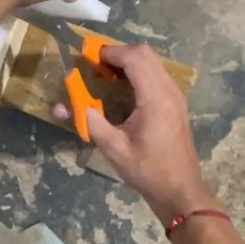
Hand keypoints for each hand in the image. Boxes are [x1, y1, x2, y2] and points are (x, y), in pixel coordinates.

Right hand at [69, 43, 214, 223]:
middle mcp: (169, 90)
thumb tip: (64, 105)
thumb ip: (89, 122)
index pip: (134, 58)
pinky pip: (157, 73)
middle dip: (118, 53)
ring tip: (106, 76)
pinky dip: (138, 71)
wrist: (180, 190)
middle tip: (96, 66)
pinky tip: (123, 89)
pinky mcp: (176, 102)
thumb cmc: (147, 170)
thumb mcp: (113, 148)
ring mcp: (176, 95)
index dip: (110, 52)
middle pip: (145, 53)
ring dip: (129, 61)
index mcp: (155, 98)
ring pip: (153, 61)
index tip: (88, 58)